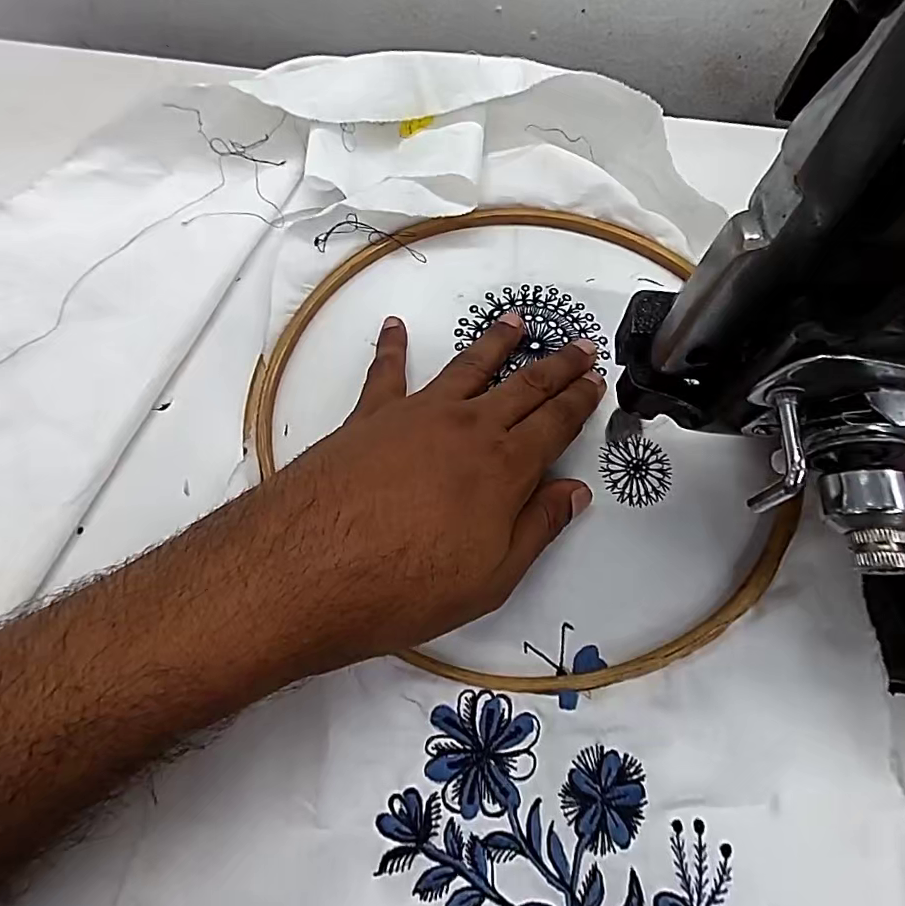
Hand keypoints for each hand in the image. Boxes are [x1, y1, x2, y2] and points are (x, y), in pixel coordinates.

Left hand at [224, 312, 602, 672]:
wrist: (310, 568)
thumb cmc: (403, 584)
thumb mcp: (489, 577)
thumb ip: (535, 528)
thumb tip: (572, 493)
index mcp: (502, 468)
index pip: (555, 423)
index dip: (578, 401)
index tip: (593, 381)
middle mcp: (465, 428)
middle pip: (523, 385)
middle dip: (556, 365)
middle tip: (578, 347)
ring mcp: (416, 415)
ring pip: (468, 366)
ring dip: (496, 342)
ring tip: (516, 321)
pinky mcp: (370, 415)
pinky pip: (386, 371)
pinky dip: (392, 346)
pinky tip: (395, 327)